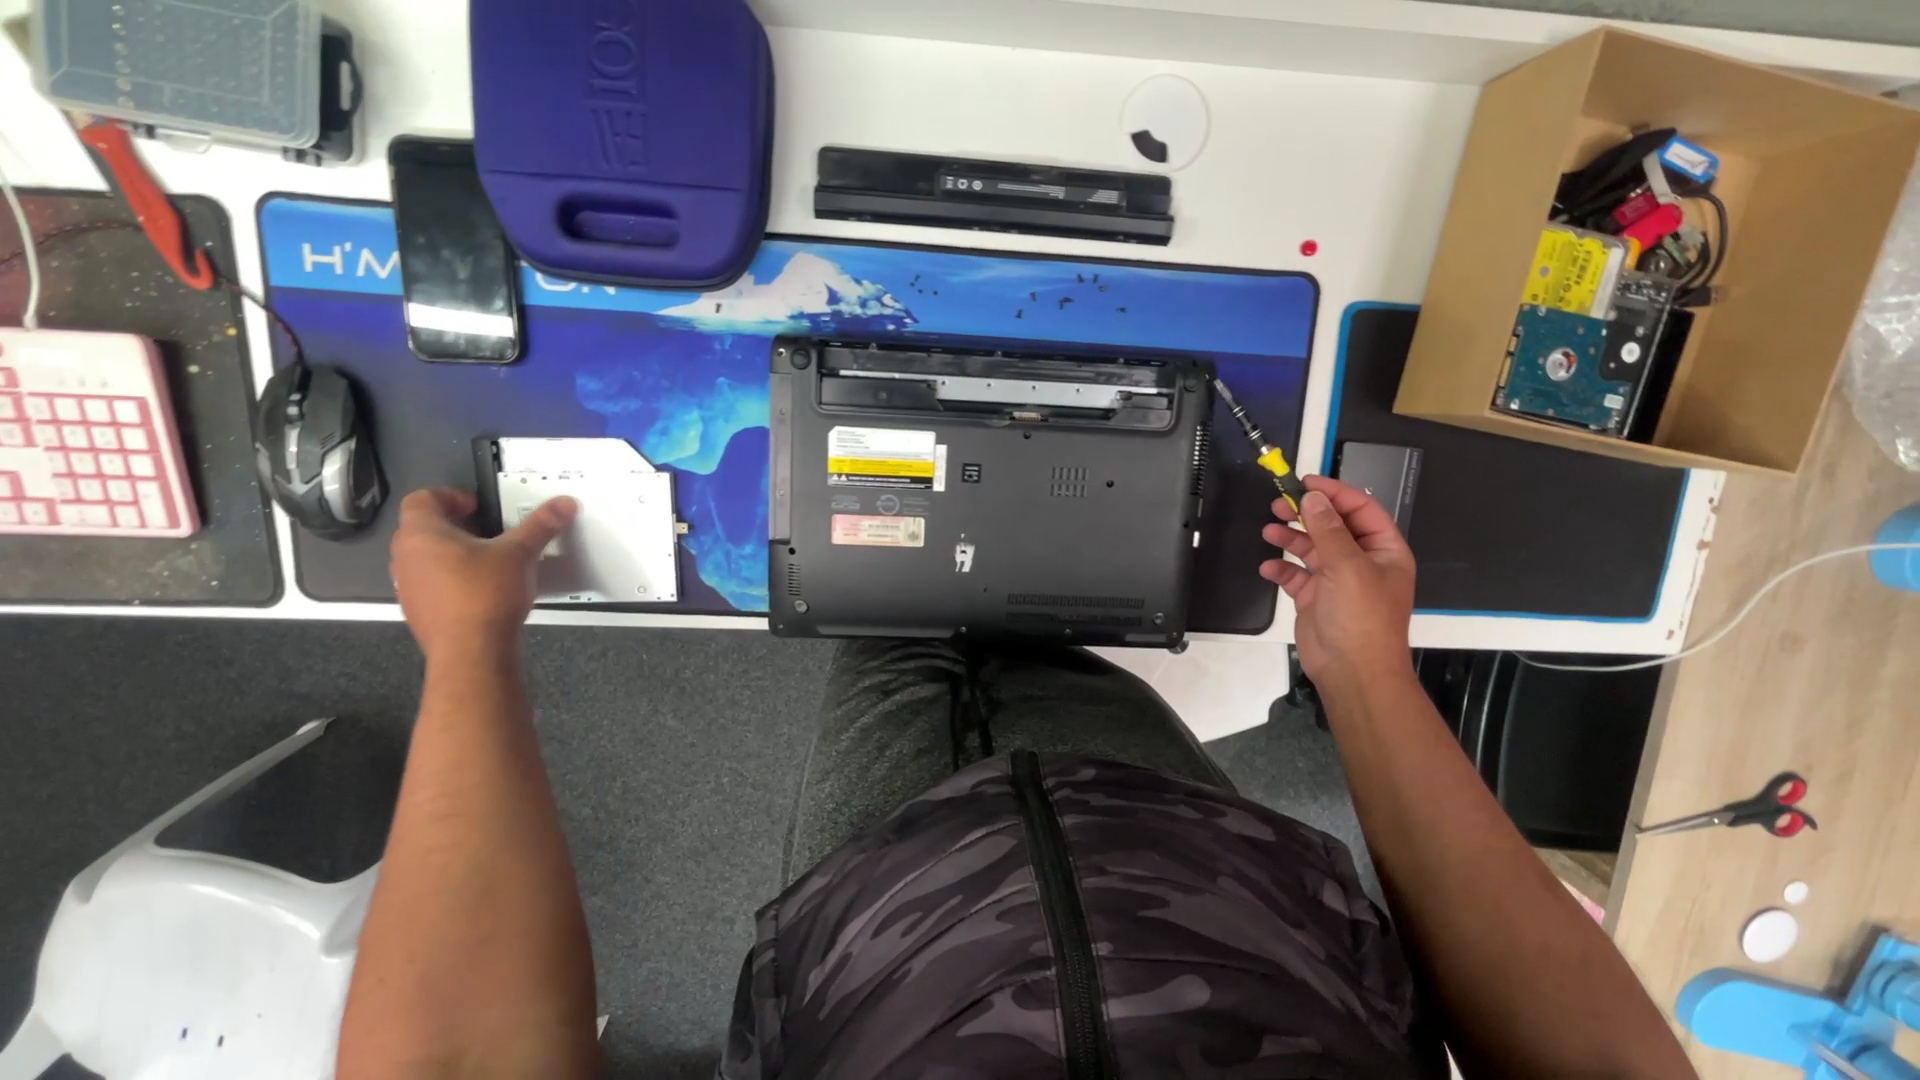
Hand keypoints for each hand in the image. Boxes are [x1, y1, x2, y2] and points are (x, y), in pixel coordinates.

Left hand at [390, 488, 577, 661]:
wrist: (471, 652)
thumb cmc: (486, 594)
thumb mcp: (519, 554)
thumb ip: (540, 526)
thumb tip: (564, 504)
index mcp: (421, 534)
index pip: (422, 499)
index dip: (450, 497)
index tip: (477, 508)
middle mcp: (405, 558)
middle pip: (421, 529)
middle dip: (454, 527)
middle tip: (486, 533)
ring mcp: (406, 587)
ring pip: (424, 559)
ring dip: (450, 555)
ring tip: (485, 563)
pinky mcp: (417, 612)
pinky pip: (429, 585)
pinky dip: (450, 581)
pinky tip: (480, 593)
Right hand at [1260, 476, 1416, 694]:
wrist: (1353, 671)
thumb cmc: (1361, 617)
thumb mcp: (1348, 567)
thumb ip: (1328, 530)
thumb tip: (1313, 498)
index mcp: (1384, 551)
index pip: (1361, 510)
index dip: (1335, 493)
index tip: (1305, 482)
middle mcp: (1362, 562)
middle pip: (1332, 526)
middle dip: (1306, 513)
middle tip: (1279, 504)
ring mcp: (1338, 580)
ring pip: (1312, 548)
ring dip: (1290, 538)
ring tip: (1268, 529)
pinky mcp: (1315, 598)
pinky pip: (1296, 575)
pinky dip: (1282, 569)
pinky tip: (1269, 567)